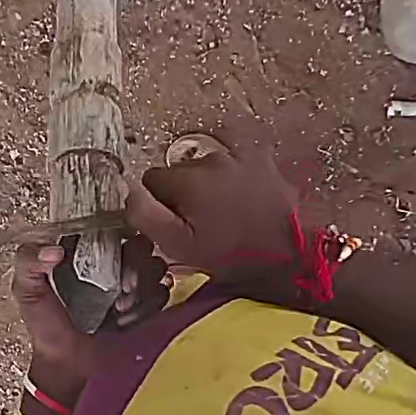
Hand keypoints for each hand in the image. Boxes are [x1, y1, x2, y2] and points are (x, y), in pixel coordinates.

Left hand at [11, 236, 168, 397]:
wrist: (67, 367)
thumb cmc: (47, 327)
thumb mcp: (27, 291)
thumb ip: (28, 262)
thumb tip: (54, 251)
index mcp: (88, 254)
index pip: (112, 230)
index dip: (115, 242)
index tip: (108, 262)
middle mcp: (114, 265)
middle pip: (142, 245)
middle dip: (137, 265)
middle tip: (123, 289)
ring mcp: (135, 285)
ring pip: (157, 266)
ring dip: (144, 287)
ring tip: (121, 309)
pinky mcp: (149, 307)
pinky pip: (163, 293)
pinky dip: (150, 305)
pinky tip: (128, 320)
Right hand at [124, 118, 305, 301]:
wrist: (288, 257)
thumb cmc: (232, 256)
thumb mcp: (180, 246)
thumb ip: (146, 215)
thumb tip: (127, 190)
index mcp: (188, 180)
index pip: (152, 180)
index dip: (159, 204)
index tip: (175, 224)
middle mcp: (212, 159)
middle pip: (179, 172)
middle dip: (183, 194)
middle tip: (201, 223)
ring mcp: (240, 156)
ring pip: (206, 166)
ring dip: (209, 184)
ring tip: (224, 213)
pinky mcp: (263, 161)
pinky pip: (236, 157)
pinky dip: (232, 172)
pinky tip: (239, 194)